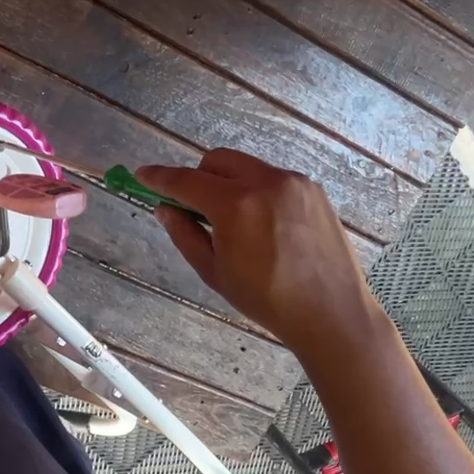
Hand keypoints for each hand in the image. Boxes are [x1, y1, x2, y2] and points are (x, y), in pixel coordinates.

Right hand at [136, 150, 380, 357]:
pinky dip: (256, 191)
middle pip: (217, 161)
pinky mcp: (313, 191)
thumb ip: (185, 234)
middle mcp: (266, 182)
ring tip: (233, 222)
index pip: (186, 181)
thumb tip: (165, 210)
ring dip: (228, 183)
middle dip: (198, 177)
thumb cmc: (266, 299)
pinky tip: (262, 226)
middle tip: (193, 207)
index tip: (142, 175)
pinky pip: (272, 179)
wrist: (331, 312)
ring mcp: (294, 183)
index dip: (159, 178)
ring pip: (246, 167)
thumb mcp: (213, 271)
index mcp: (236, 205)